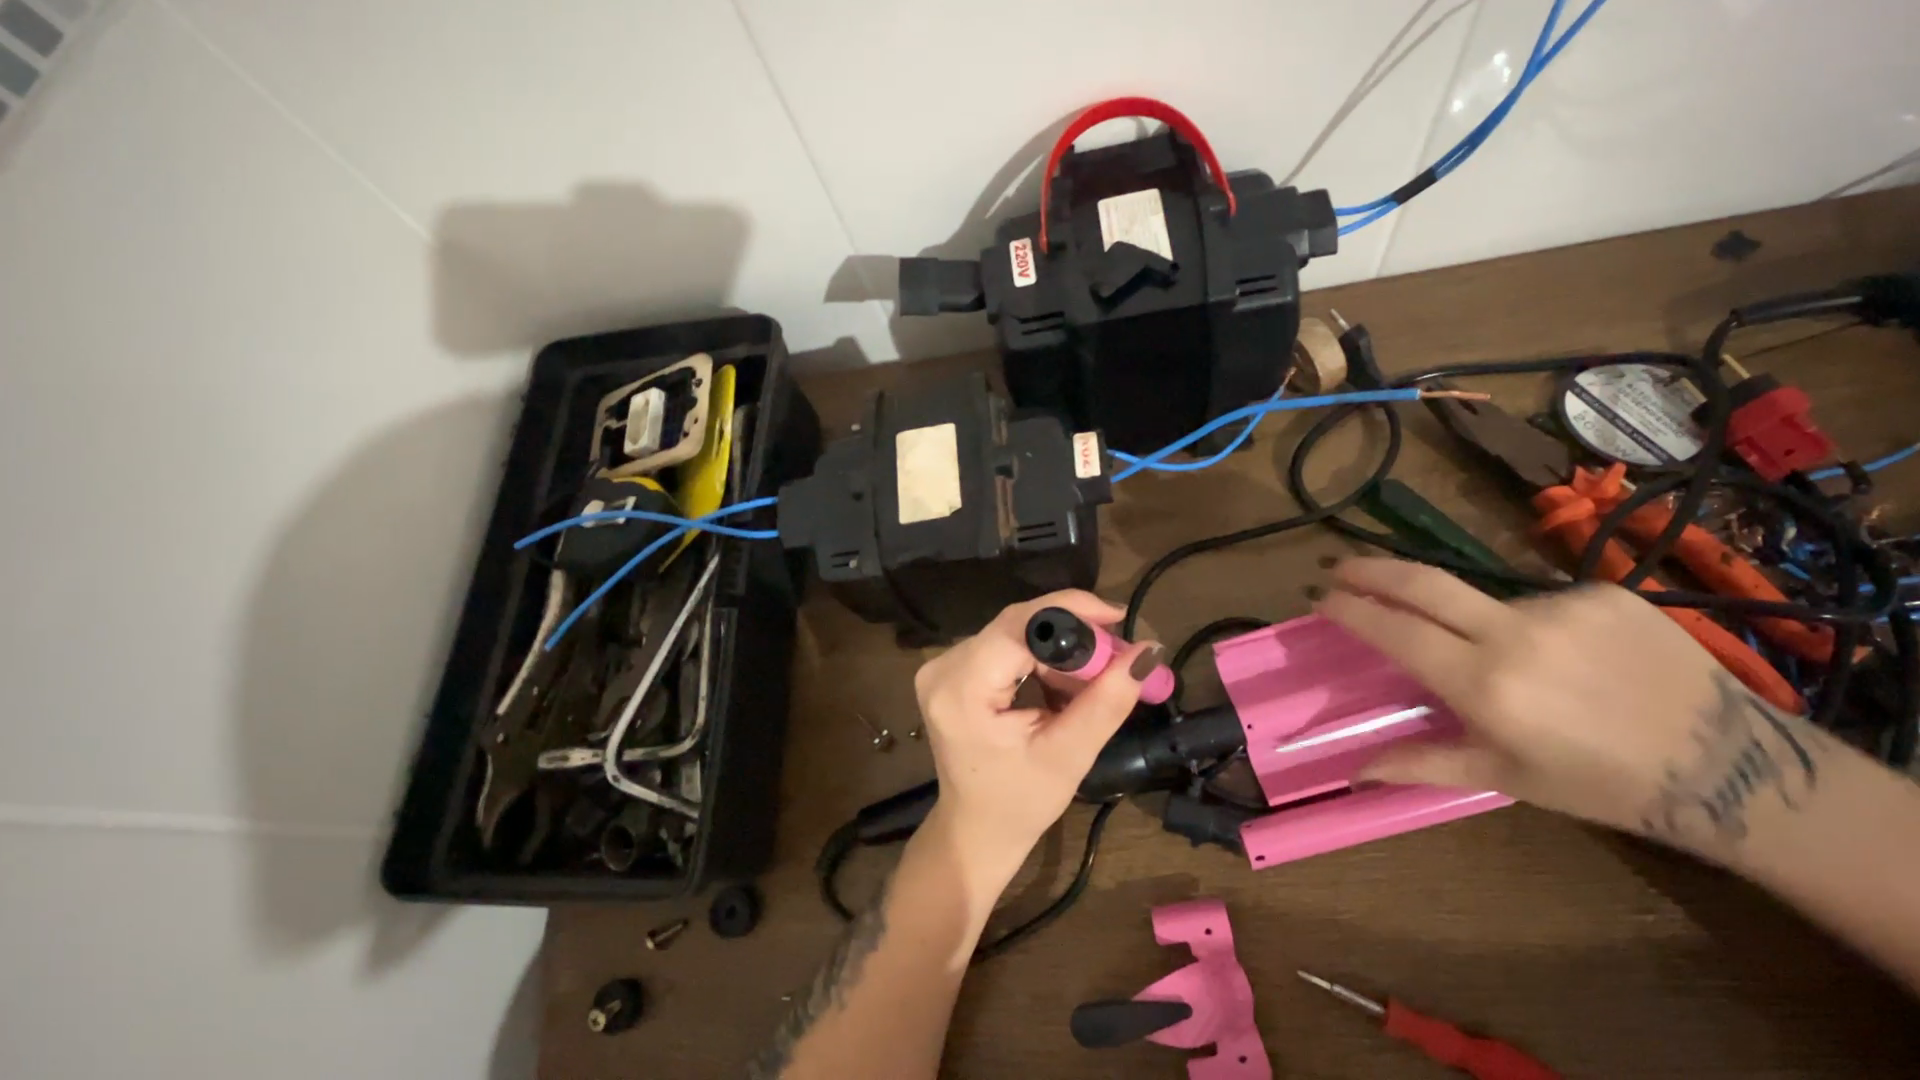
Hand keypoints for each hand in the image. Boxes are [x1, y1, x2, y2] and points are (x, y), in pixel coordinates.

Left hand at [912, 591, 1161, 877]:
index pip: (1019, 626)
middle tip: (1119, 654)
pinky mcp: (954, 671)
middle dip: (1073, 634)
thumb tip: (1148, 652)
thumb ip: (1106, 701)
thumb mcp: (1069, 755)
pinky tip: (1065, 684)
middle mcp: (944, 667)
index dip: (1071, 614)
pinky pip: (1007, 646)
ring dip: (1061, 649)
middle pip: (1017, 625)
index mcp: (960, 689)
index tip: (1119, 620)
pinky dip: (1042, 659)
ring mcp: (944, 667)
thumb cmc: (1021, 803)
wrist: (977, 830)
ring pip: (1016, 633)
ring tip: (1098, 676)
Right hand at [1317, 557, 1747, 843]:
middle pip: (1423, 582)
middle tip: (1339, 566)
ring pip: (1485, 599)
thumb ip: (1423, 763)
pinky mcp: (1604, 592)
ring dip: (1469, 618)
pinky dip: (1530, 623)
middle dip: (1370, 569)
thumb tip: (1354, 771)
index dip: (1351, 609)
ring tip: (1503, 659)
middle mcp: (1516, 634)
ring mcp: (1563, 605)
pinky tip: (1563, 655)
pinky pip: (1541, 600)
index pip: (1395, 630)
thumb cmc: (1602, 784)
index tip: (1322, 598)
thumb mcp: (1506, 778)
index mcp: (1485, 685)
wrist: (1729, 764)